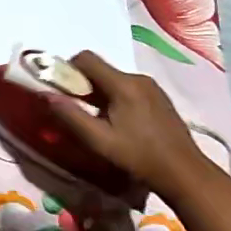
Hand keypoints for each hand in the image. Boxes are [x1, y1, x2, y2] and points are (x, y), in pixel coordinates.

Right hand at [49, 51, 230, 205]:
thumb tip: (46, 95)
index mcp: (123, 84)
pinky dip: (116, 98)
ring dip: (100, 93)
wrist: (184, 172)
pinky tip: (120, 123)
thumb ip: (71, 115)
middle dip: (83, 85)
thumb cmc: (139, 157)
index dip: (68, 68)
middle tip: (77, 110)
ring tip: (99, 120)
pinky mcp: (159, 98)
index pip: (86, 58)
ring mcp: (152, 87)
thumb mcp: (99, 140)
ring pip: (115, 80)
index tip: (62, 90)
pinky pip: (129, 88)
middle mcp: (138, 78)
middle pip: (101, 69)